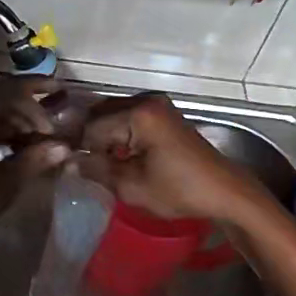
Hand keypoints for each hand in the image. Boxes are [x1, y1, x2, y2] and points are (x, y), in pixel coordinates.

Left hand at [0, 76, 71, 262]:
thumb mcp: (0, 187)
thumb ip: (32, 161)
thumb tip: (64, 146)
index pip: (7, 90)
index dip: (35, 86)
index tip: (59, 87)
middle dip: (29, 114)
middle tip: (54, 134)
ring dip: (15, 126)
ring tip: (41, 145)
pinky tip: (18, 151)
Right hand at [79, 93, 278, 222]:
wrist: (227, 194)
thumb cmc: (180, 191)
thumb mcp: (132, 186)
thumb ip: (96, 170)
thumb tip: (68, 162)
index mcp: (139, 114)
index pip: (92, 127)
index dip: (80, 149)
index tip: (74, 169)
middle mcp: (146, 101)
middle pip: (100, 115)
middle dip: (91, 140)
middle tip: (84, 166)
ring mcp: (156, 105)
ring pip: (112, 116)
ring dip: (104, 138)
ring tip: (100, 164)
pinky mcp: (163, 115)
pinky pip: (128, 118)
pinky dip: (119, 135)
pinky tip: (118, 157)